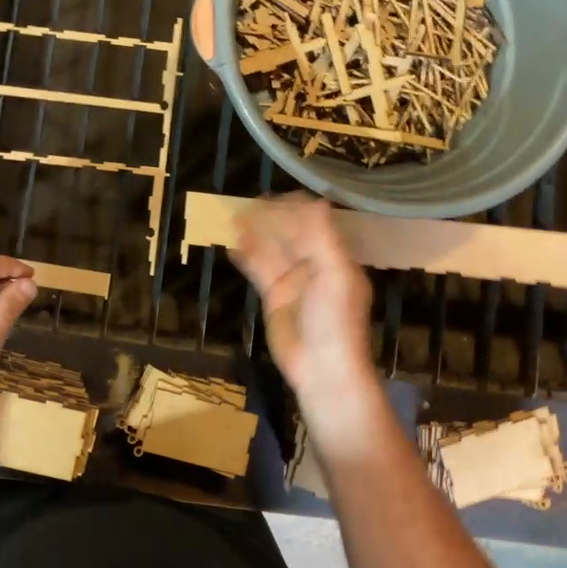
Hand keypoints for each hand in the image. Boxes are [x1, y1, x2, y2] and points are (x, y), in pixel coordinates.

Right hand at [229, 194, 378, 421]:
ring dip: (254, 232)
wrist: (322, 369)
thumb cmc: (335, 320)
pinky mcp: (273, 295)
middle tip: (246, 204)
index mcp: (333, 256)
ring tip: (234, 217)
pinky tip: (231, 244)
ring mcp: (292, 279)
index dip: (295, 208)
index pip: (314, 222)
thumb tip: (317, 201)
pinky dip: (245, 255)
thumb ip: (324, 238)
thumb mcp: (335, 275)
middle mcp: (313, 263)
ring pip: (270, 248)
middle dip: (270, 217)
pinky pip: (257, 269)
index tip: (274, 198)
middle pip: (289, 231)